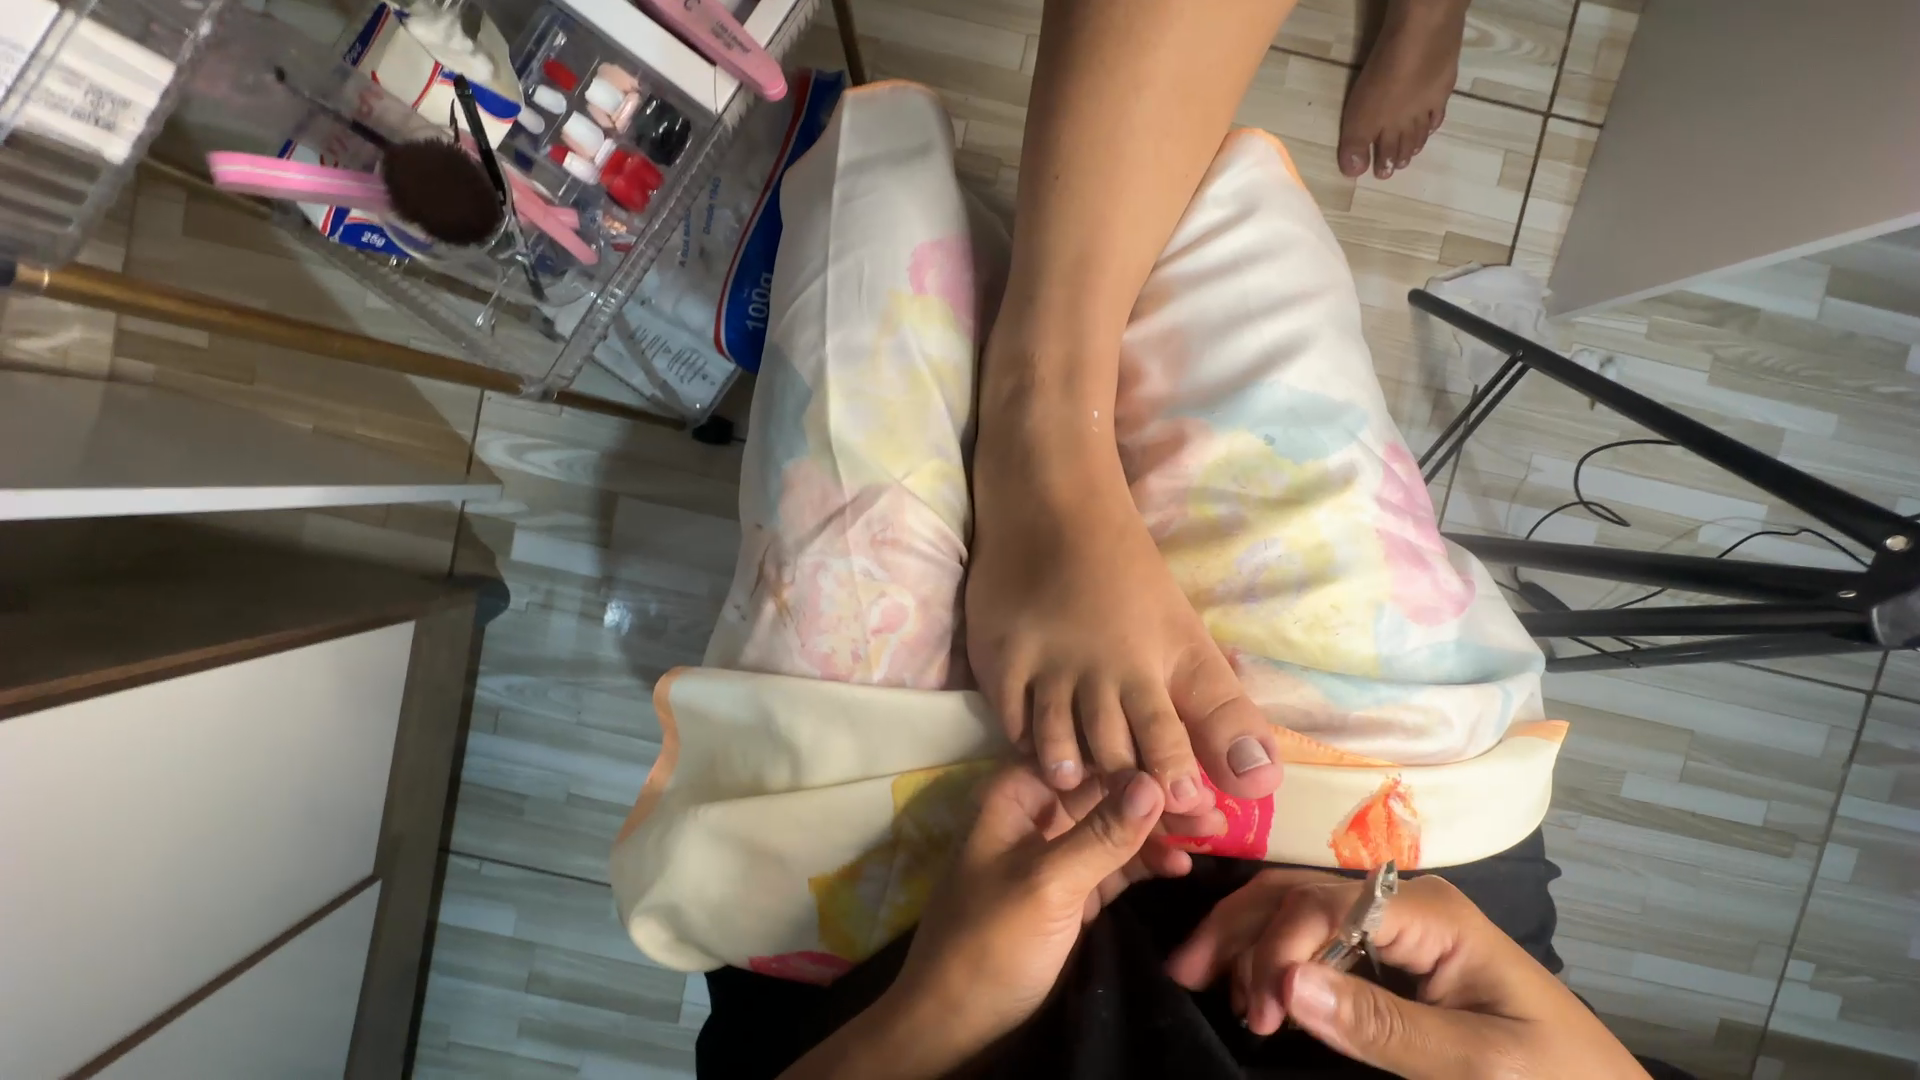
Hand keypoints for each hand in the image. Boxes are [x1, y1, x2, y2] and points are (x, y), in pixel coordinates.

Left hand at [890, 765, 1188, 1048]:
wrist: (956, 1026)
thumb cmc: (988, 943)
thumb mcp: (1046, 884)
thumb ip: (1101, 835)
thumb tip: (1155, 783)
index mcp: (1017, 794)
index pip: (1083, 756)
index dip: (1135, 757)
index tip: (1190, 766)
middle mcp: (1038, 813)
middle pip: (1105, 790)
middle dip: (1156, 795)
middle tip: (1214, 805)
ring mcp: (1057, 854)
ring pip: (1116, 827)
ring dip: (1160, 830)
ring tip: (1213, 832)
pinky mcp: (1074, 892)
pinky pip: (1118, 866)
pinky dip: (1148, 863)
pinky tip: (1181, 864)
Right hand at [966, 394, 1282, 821]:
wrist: (1052, 509)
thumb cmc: (1127, 573)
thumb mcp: (1186, 636)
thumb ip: (1221, 710)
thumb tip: (1263, 782)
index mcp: (1149, 667)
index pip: (1168, 748)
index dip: (1177, 788)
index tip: (1186, 814)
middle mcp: (1097, 674)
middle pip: (1112, 757)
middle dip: (1126, 796)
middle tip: (1132, 819)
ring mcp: (1043, 667)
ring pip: (1057, 747)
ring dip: (1071, 774)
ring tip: (1078, 789)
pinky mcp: (1000, 659)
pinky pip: (1010, 721)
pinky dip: (1025, 743)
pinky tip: (1035, 751)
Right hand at [1166, 871, 1650, 1079]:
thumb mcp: (1482, 1066)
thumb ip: (1384, 1026)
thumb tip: (1286, 983)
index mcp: (1425, 910)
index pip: (1324, 903)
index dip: (1278, 945)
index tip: (1259, 1012)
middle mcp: (1397, 903)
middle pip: (1295, 895)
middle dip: (1239, 930)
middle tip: (1188, 974)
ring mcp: (1387, 926)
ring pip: (1291, 911)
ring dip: (1243, 940)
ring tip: (1198, 976)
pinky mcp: (1381, 955)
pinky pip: (1308, 942)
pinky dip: (1266, 958)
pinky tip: (1242, 982)